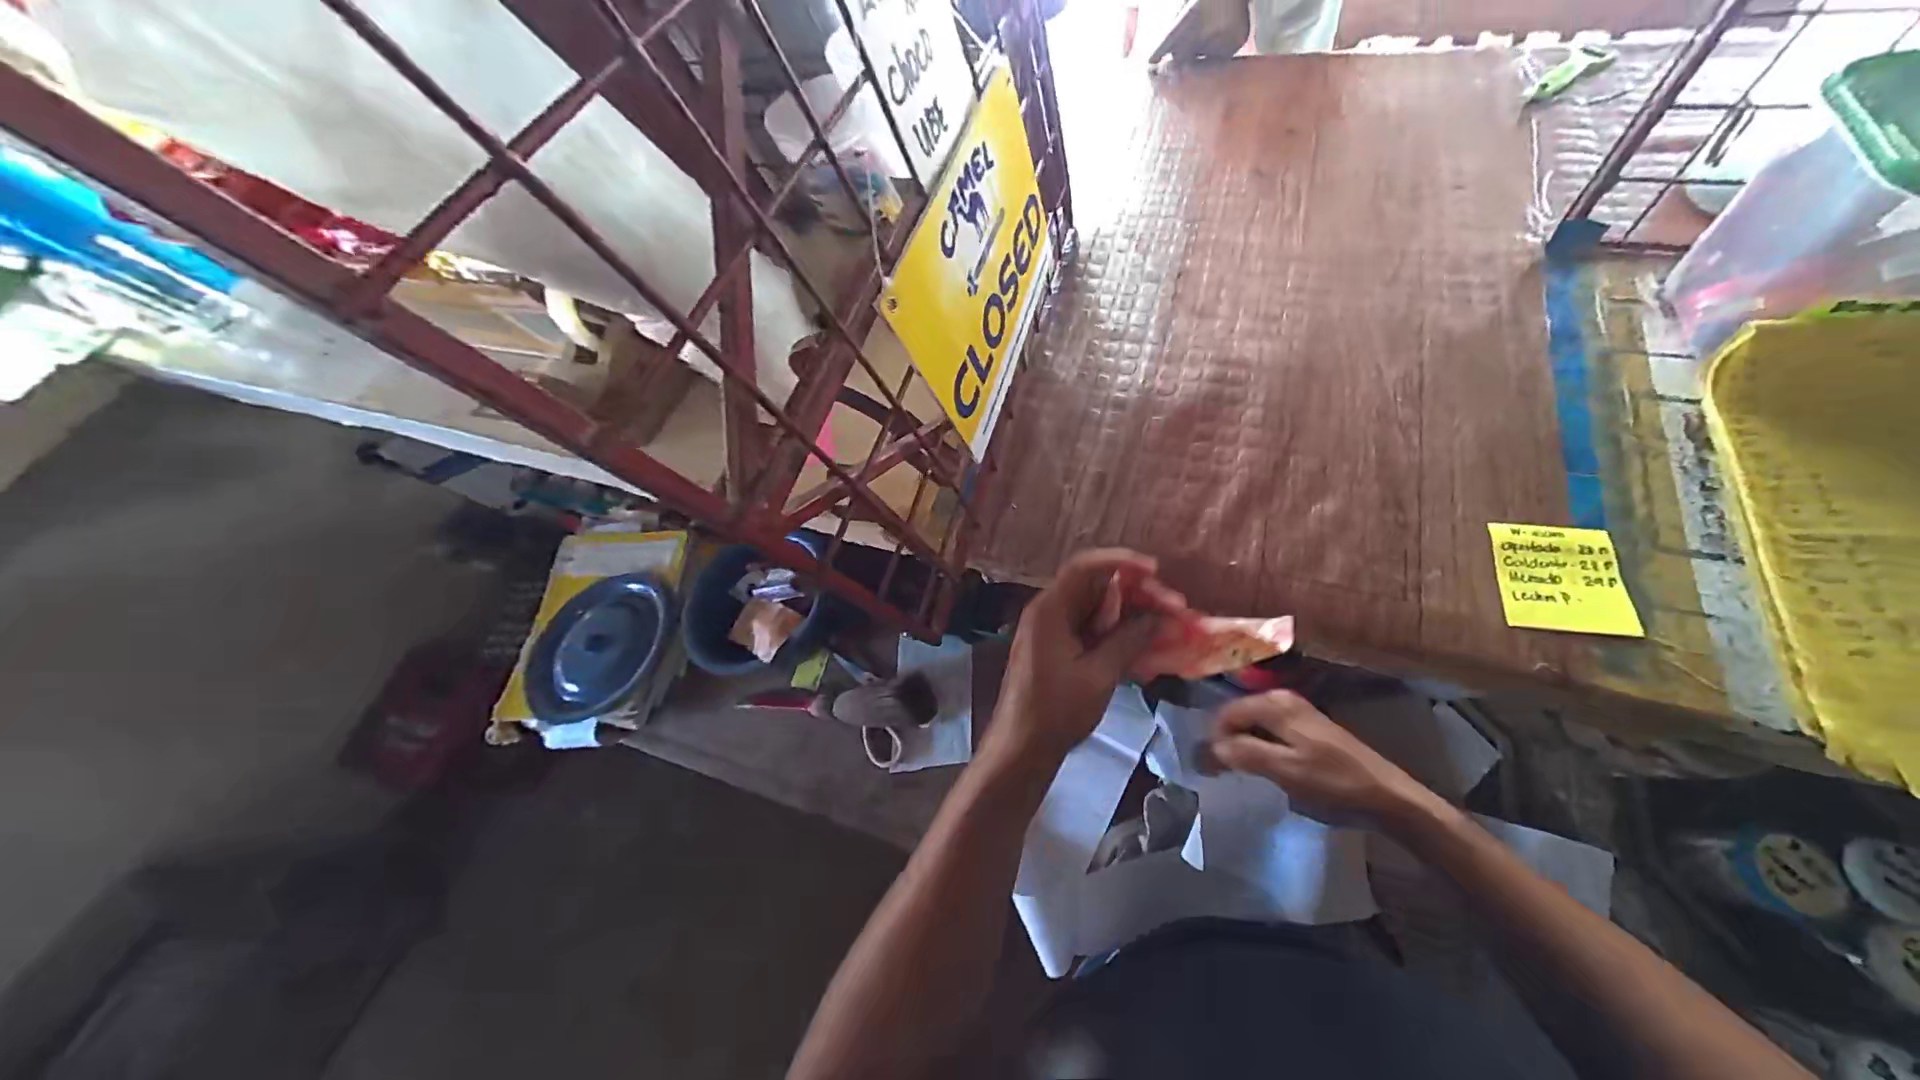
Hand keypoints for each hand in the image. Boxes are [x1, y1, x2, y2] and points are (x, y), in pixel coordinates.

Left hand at [988, 549, 1166, 765]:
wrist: (1021, 749)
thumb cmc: (1056, 711)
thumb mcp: (1099, 674)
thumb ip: (1131, 640)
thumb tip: (1162, 617)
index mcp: (1050, 610)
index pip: (1084, 567)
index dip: (1121, 561)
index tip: (1155, 570)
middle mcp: (1048, 613)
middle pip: (1095, 588)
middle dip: (1136, 594)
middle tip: (1173, 608)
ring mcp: (1051, 633)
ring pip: (1097, 610)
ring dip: (1131, 616)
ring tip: (1168, 626)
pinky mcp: (1057, 651)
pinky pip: (1091, 631)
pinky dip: (1118, 635)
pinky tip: (1147, 648)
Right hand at [1209, 691, 1444, 828]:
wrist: (1389, 797)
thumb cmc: (1335, 783)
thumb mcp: (1284, 770)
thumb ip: (1242, 754)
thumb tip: (1206, 748)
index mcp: (1274, 703)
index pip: (1224, 715)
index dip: (1212, 741)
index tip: (1211, 771)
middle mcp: (1282, 698)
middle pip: (1236, 717)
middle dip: (1225, 743)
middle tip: (1223, 774)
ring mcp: (1296, 712)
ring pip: (1251, 726)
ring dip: (1241, 748)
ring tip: (1242, 775)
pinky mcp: (1306, 728)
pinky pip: (1267, 733)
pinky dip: (1259, 749)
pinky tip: (1265, 770)